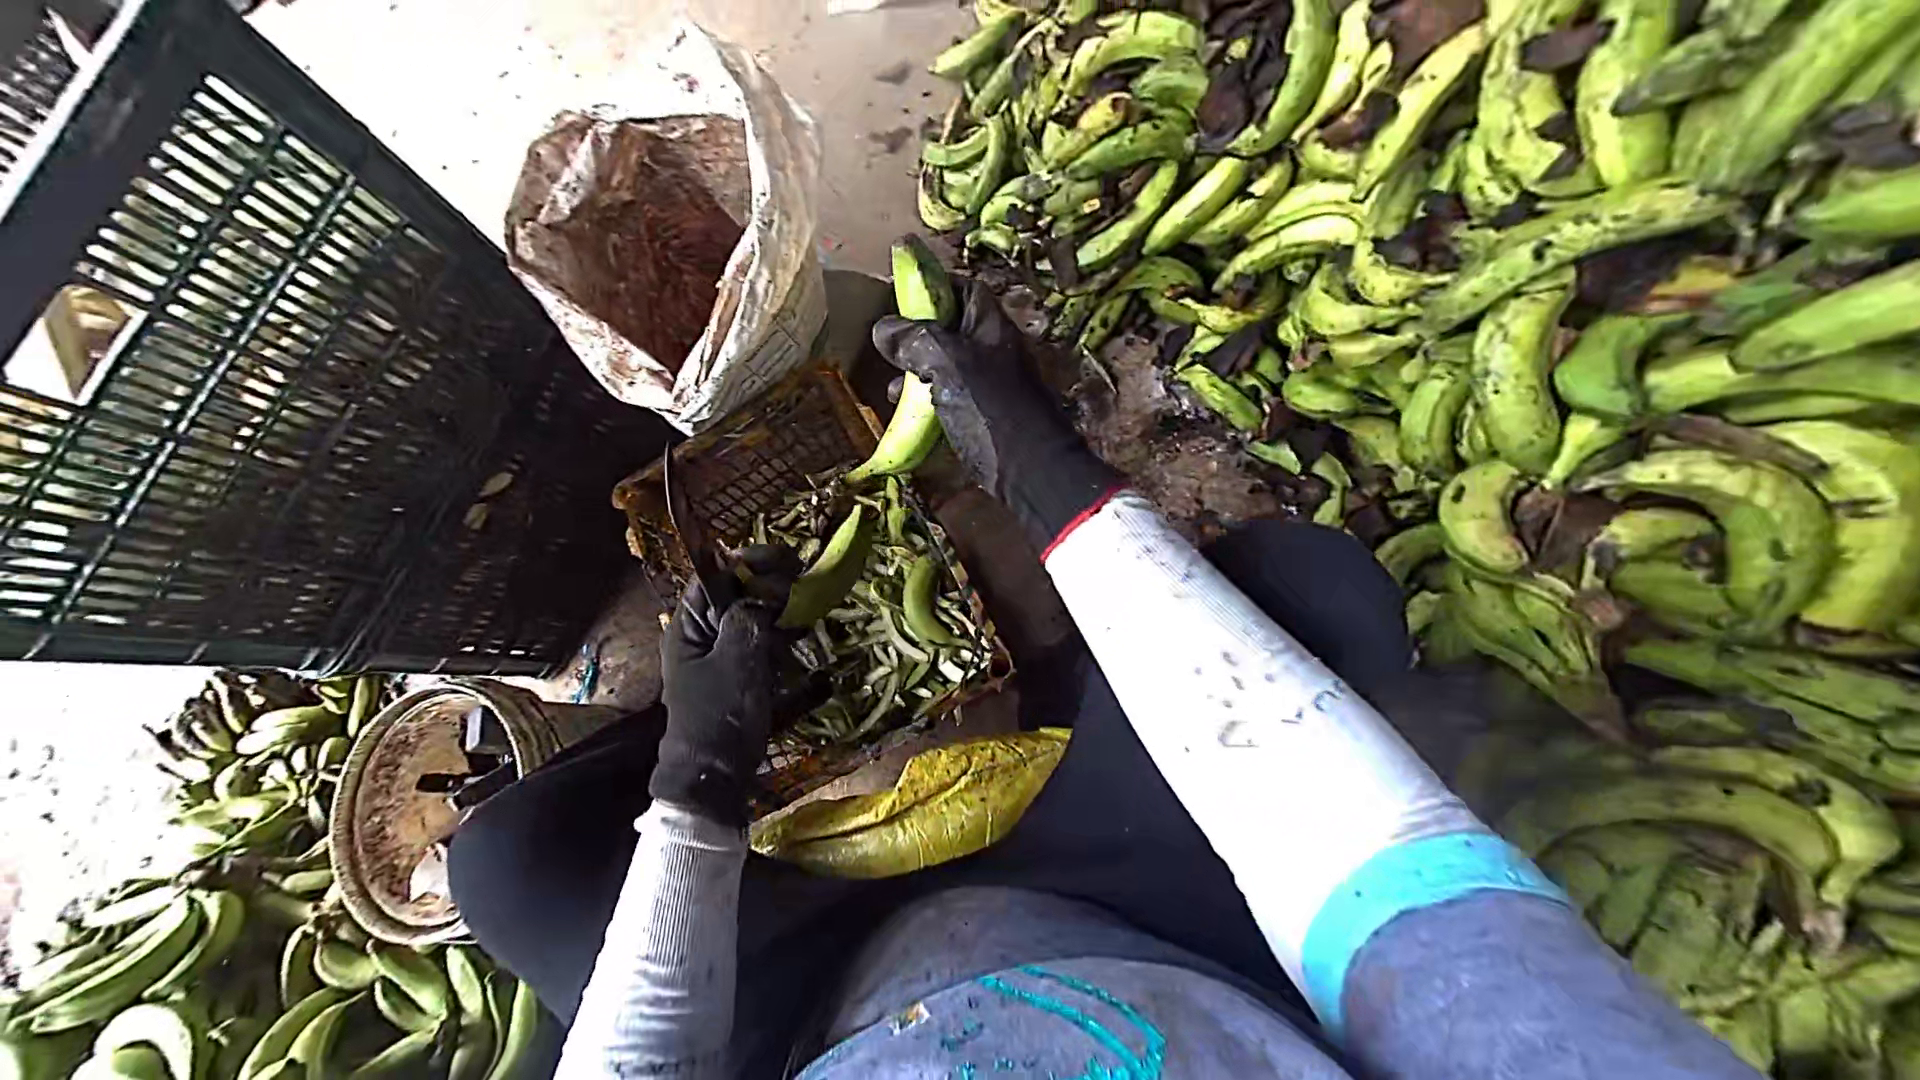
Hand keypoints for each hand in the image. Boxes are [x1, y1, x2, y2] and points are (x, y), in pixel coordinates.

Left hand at [649, 579, 780, 826]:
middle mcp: (701, 634)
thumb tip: (768, 589)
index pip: (714, 575)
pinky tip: (803, 630)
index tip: (786, 558)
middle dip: (769, 581)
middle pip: (735, 592)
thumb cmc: (720, 716)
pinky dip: (781, 631)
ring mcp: (720, 654)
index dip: (748, 560)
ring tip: (808, 601)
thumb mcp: (736, 662)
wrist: (715, 777)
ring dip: (779, 604)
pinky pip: (761, 639)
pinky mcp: (740, 672)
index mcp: (688, 626)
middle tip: (803, 578)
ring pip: (752, 613)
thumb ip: (749, 618)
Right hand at [872, 280, 1122, 548]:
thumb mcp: (947, 363)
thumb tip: (883, 330)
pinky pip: (950, 401)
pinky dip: (928, 404)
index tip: (903, 300)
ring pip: (946, 369)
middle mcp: (992, 351)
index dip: (935, 288)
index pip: (965, 290)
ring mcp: (989, 387)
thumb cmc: (990, 409)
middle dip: (917, 338)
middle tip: (892, 349)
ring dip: (917, 375)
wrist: (1030, 470)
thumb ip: (915, 340)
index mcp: (990, 327)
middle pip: (950, 331)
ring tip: (894, 388)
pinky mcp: (983, 418)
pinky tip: (909, 415)